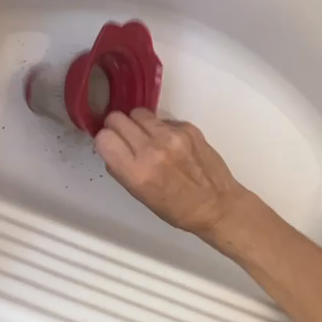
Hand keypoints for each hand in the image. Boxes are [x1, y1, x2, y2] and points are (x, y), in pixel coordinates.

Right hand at [94, 110, 254, 240]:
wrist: (217, 205)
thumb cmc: (176, 208)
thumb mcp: (140, 195)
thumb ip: (122, 168)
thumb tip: (111, 148)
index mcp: (136, 172)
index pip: (104, 137)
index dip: (105, 140)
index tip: (111, 145)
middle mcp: (151, 149)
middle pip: (117, 118)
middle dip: (117, 126)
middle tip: (126, 138)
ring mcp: (171, 135)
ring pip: (138, 113)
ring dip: (137, 123)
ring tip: (147, 137)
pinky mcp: (187, 127)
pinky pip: (162, 119)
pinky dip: (160, 128)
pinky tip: (170, 144)